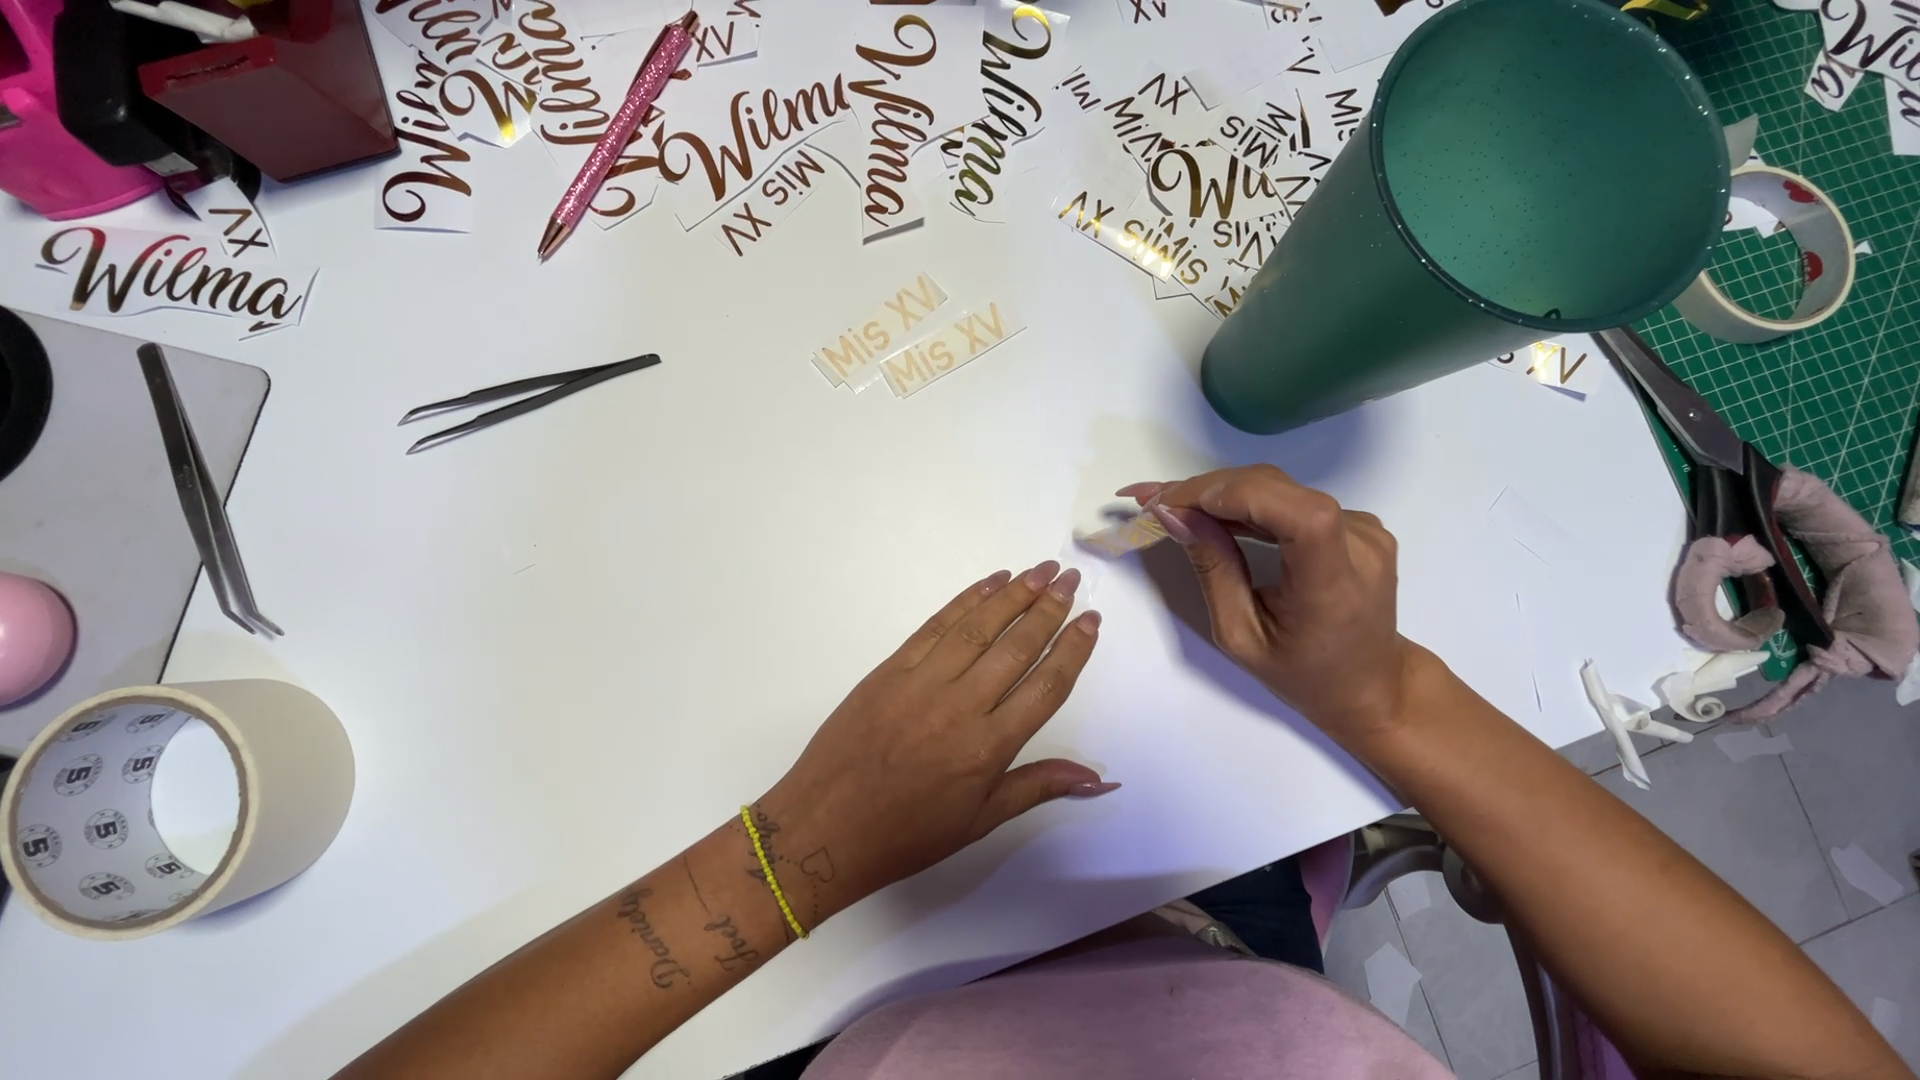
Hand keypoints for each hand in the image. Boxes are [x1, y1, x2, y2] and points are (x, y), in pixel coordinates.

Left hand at [752, 563, 1111, 930]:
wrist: (826, 826)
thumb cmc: (908, 833)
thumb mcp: (979, 820)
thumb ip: (1039, 786)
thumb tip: (1100, 779)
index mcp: (988, 747)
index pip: (1045, 686)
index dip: (1073, 649)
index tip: (1092, 620)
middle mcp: (961, 706)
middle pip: (1016, 646)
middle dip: (1050, 608)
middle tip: (1071, 579)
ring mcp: (922, 682)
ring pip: (978, 627)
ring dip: (1013, 594)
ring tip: (1041, 571)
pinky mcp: (890, 669)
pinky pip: (935, 626)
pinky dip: (965, 600)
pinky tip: (989, 583)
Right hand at [1121, 466, 1414, 743]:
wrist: (1368, 682)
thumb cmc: (1301, 673)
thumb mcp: (1240, 635)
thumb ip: (1213, 571)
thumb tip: (1174, 515)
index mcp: (1333, 583)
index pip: (1295, 513)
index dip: (1232, 495)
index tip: (1171, 503)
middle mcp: (1359, 543)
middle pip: (1277, 489)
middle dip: (1208, 489)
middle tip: (1150, 500)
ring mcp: (1362, 528)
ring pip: (1279, 488)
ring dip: (1220, 492)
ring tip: (1170, 504)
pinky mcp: (1355, 522)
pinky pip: (1290, 499)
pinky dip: (1245, 501)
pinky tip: (1210, 512)